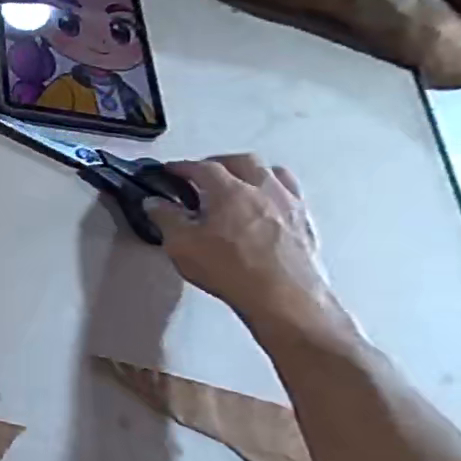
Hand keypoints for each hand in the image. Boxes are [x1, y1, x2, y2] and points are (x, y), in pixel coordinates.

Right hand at [146, 154, 341, 334]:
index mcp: (230, 191)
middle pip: (241, 161)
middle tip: (205, 171)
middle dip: (220, 162)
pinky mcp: (305, 224)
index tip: (173, 170)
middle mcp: (262, 190)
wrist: (283, 298)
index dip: (183, 167)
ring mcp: (288, 205)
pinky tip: (270, 204)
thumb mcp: (182, 245)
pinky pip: (292, 195)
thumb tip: (155, 204)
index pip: (202, 168)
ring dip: (253, 172)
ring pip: (273, 172)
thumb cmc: (235, 271)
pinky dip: (276, 192)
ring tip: (241, 181)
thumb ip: (165, 219)